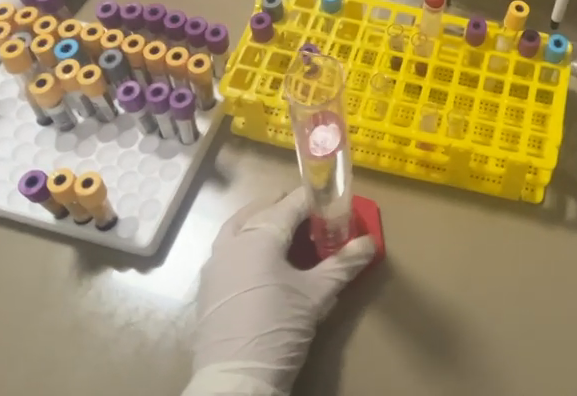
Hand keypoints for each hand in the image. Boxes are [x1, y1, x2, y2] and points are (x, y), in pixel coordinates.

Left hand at [184, 189, 377, 395]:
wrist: (237, 382)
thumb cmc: (279, 328)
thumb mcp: (318, 295)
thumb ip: (344, 264)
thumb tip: (369, 242)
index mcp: (259, 237)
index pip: (290, 204)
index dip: (313, 200)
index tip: (332, 202)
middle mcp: (232, 243)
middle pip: (260, 210)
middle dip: (285, 207)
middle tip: (309, 215)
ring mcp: (214, 267)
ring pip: (237, 228)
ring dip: (260, 222)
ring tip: (283, 232)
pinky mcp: (207, 290)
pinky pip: (227, 252)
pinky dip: (244, 244)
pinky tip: (260, 264)